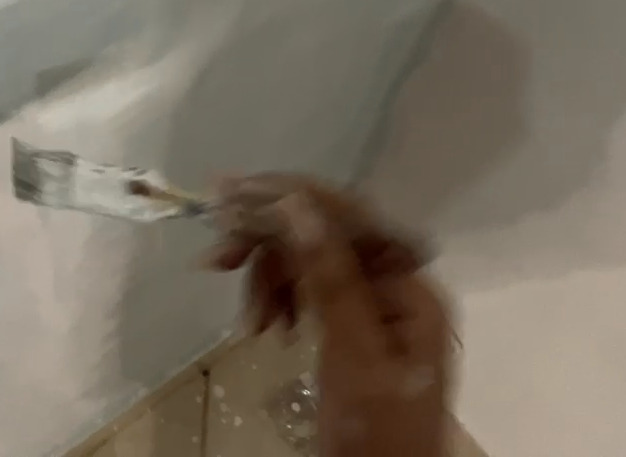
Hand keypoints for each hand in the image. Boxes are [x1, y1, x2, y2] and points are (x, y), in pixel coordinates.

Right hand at [206, 177, 451, 456]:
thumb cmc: (375, 434)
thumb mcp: (354, 357)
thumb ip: (330, 279)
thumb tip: (297, 205)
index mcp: (409, 286)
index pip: (346, 215)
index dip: (288, 196)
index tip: (232, 192)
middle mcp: (391, 280)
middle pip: (317, 232)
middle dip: (265, 243)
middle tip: (216, 256)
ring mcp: (367, 298)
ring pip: (300, 256)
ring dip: (264, 279)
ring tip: (248, 320)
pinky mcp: (342, 315)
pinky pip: (297, 283)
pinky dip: (272, 298)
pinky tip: (261, 326)